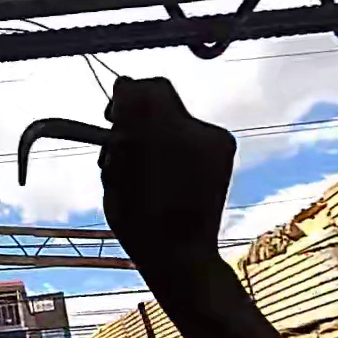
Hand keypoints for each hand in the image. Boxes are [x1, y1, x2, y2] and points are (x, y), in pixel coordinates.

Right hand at [99, 77, 235, 273]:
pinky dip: (177, 140)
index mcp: (160, 137)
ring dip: (157, 128)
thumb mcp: (114, 171)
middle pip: (161, 98)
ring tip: (145, 161)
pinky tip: (167, 167)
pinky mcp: (226, 147)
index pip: (144, 89)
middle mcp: (195, 130)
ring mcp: (215, 138)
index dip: (125, 96)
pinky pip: (193, 129)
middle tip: (125, 137)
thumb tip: (124, 84)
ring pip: (176, 114)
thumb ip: (121, 122)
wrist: (181, 253)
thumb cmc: (138, 218)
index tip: (110, 115)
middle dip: (139, 113)